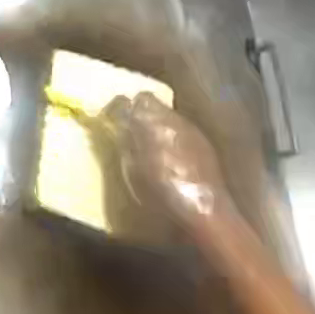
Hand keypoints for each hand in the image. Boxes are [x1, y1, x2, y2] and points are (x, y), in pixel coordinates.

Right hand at [104, 93, 234, 231]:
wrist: (206, 212)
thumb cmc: (162, 194)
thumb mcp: (132, 170)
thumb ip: (125, 143)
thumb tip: (119, 127)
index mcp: (148, 122)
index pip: (125, 101)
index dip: (116, 107)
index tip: (109, 118)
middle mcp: (169, 117)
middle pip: (148, 101)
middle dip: (137, 111)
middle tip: (129, 128)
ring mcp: (188, 127)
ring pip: (165, 112)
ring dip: (155, 121)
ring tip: (150, 140)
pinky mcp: (202, 140)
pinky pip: (180, 127)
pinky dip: (171, 133)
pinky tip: (171, 152)